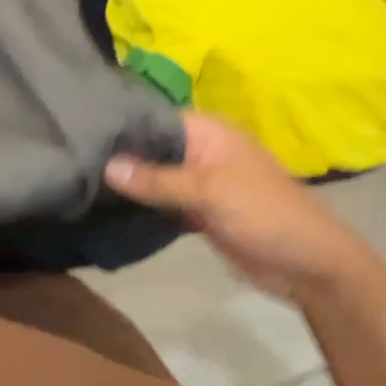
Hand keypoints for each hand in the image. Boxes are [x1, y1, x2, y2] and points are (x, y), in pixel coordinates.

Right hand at [105, 113, 376, 300]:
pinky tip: (105, 199)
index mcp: (206, 130)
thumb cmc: (265, 213)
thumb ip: (157, 180)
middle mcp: (199, 148)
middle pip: (149, 145)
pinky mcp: (197, 208)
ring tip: (79, 173)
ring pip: (152, 173)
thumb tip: (105, 165)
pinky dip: (140, 200)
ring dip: (127, 178)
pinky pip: (161, 198)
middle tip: (72, 153)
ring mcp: (198, 179)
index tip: (78, 127)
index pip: (151, 116)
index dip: (118, 122)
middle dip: (118, 152)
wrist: (313, 269)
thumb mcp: (210, 192)